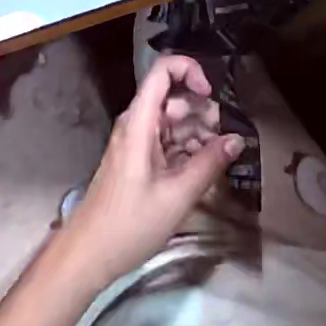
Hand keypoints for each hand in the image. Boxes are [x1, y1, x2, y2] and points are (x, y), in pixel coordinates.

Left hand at [53, 55, 243, 288]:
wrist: (87, 255)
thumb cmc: (129, 224)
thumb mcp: (177, 196)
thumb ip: (209, 164)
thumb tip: (237, 139)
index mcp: (139, 122)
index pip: (163, 70)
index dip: (190, 70)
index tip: (212, 95)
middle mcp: (136, 123)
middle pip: (173, 97)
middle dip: (202, 112)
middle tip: (223, 140)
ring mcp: (136, 141)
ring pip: (173, 121)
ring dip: (198, 133)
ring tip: (216, 159)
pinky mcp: (139, 159)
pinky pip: (167, 141)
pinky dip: (187, 149)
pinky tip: (203, 169)